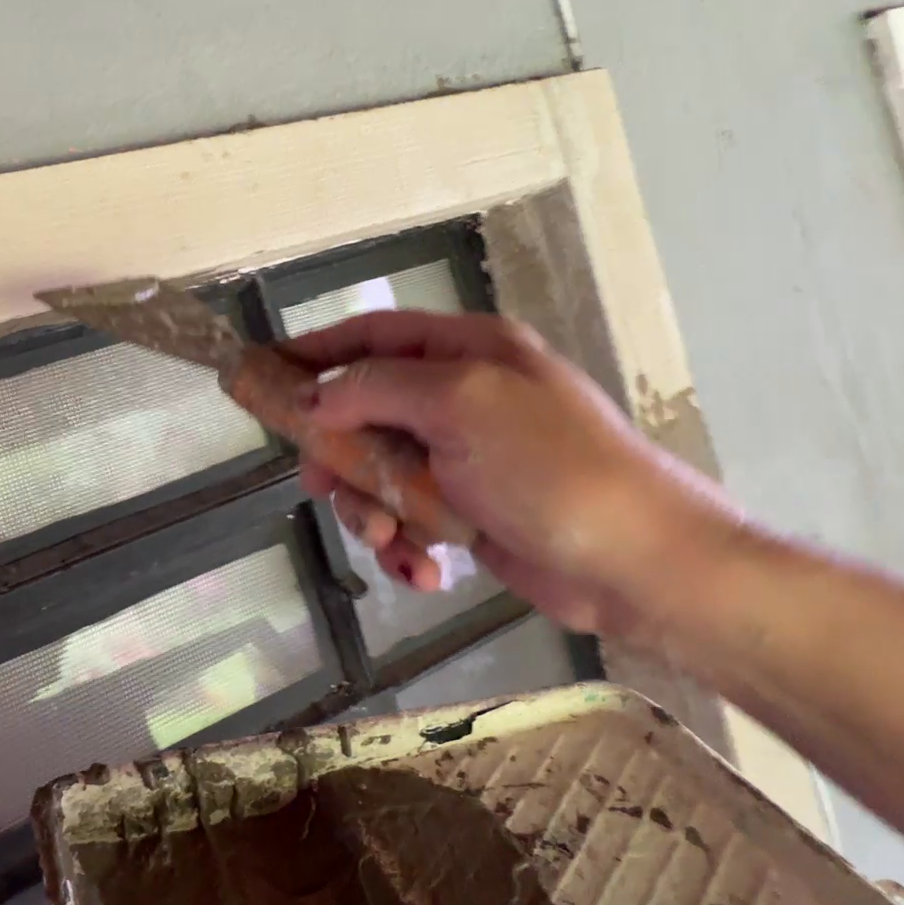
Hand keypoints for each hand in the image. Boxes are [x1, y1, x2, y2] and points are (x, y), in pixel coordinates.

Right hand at [284, 310, 739, 640]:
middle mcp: (458, 397)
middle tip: (320, 486)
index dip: (314, 350)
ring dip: (370, 512)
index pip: (371, 334)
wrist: (640, 566)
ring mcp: (461, 457)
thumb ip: (375, 387)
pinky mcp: (464, 510)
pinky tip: (424, 569)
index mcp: (466, 352)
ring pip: (373, 472)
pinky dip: (403, 546)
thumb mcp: (460, 405)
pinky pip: (403, 517)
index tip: (263, 373)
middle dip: (337, 456)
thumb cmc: (551, 469)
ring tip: (391, 541)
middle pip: (359, 411)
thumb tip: (311, 395)